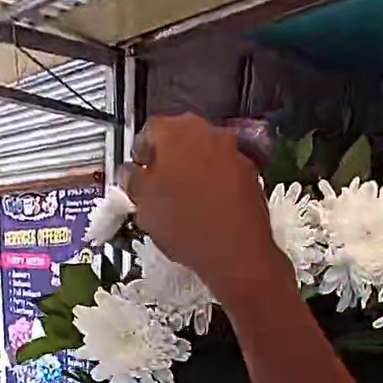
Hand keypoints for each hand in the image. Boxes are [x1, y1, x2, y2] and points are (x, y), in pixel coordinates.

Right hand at [124, 114, 289, 307]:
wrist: (235, 252)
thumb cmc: (188, 224)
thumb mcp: (143, 204)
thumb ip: (132, 181)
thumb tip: (130, 175)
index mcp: (176, 132)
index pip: (148, 131)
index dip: (139, 154)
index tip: (135, 171)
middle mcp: (209, 133)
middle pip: (179, 140)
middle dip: (166, 163)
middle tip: (155, 189)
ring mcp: (234, 153)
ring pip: (204, 157)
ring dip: (191, 174)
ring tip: (180, 205)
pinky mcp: (251, 177)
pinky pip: (224, 176)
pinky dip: (213, 187)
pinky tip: (203, 212)